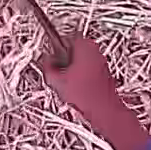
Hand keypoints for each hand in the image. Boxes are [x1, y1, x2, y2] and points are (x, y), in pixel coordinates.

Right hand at [40, 34, 150, 149]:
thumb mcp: (57, 80)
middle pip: (72, 49)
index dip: (53, 48)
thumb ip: (48, 66)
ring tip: (65, 83)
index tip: (49, 57)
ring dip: (70, 68)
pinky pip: (86, 69)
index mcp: (85, 45)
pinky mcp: (103, 73)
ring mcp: (101, 62)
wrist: (105, 112)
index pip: (64, 38)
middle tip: (55, 71)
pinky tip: (74, 89)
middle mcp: (95, 50)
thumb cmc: (86, 95)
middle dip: (62, 59)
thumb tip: (45, 61)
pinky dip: (79, 76)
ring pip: (79, 60)